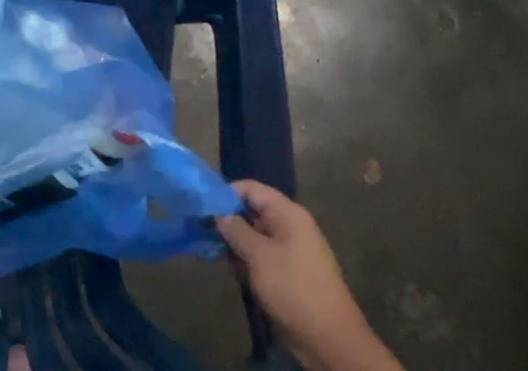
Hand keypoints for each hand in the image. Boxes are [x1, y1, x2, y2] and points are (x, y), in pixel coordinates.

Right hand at [216, 180, 402, 370]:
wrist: (328, 338)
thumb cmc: (293, 288)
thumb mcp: (259, 256)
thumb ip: (236, 230)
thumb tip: (219, 212)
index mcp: (288, 214)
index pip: (252, 189)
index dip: (226, 193)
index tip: (201, 206)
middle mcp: (288, 227)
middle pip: (251, 212)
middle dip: (227, 221)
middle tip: (200, 231)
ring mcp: (287, 251)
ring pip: (253, 237)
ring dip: (234, 245)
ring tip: (211, 253)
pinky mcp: (285, 273)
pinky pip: (259, 257)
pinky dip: (244, 261)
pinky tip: (231, 272)